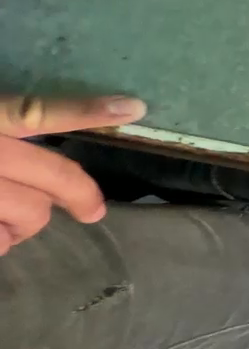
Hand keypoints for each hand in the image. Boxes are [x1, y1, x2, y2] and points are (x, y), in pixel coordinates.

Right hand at [0, 93, 145, 255]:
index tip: (136, 107)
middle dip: (78, 196)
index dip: (85, 111)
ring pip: (29, 212)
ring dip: (28, 222)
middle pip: (53, 176)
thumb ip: (7, 123)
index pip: (34, 114)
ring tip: (21, 223)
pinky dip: (0, 240)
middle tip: (92, 212)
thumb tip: (40, 135)